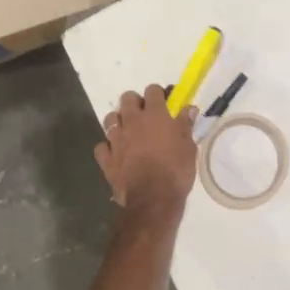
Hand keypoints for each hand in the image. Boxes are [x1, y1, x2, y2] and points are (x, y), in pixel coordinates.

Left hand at [95, 85, 198, 214]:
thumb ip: (185, 124)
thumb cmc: (176, 170)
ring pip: (110, 119)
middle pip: (127, 98)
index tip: (165, 102)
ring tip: (128, 131)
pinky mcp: (107, 159)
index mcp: (154, 115)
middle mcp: (132, 122)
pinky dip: (108, 147)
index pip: (152, 90)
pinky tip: (116, 153)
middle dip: (135, 102)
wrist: (153, 199)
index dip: (158, 94)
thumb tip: (188, 108)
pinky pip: (101, 146)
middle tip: (145, 115)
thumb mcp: (188, 146)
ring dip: (119, 121)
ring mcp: (116, 140)